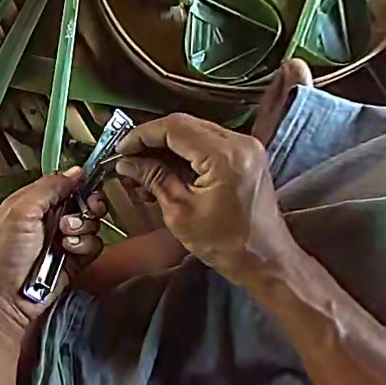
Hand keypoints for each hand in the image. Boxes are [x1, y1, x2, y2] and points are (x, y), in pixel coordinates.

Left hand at [0, 168, 106, 339]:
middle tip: (83, 211)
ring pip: (91, 224)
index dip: (78, 185)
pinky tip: (69, 251)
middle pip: (83, 203)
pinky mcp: (73, 262)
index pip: (64, 185)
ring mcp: (61, 241)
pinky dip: (86, 247)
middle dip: (87, 206)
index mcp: (32, 203)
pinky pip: (93, 246)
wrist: (3, 298)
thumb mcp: (21, 211)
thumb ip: (49, 188)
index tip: (85, 187)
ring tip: (65, 237)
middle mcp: (48, 220)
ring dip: (83, 228)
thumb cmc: (1, 256)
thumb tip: (74, 172)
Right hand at [114, 114, 297, 287]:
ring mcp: (246, 147)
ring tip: (141, 167)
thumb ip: (153, 178)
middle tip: (126, 157)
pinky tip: (163, 169)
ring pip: (194, 131)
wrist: (265, 259)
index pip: (174, 128)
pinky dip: (183, 152)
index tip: (119, 149)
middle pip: (184, 125)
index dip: (142, 135)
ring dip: (165, 145)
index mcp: (224, 156)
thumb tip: (126, 163)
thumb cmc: (224, 243)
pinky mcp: (245, 155)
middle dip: (151, 139)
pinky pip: (207, 143)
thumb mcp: (179, 211)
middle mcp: (239, 143)